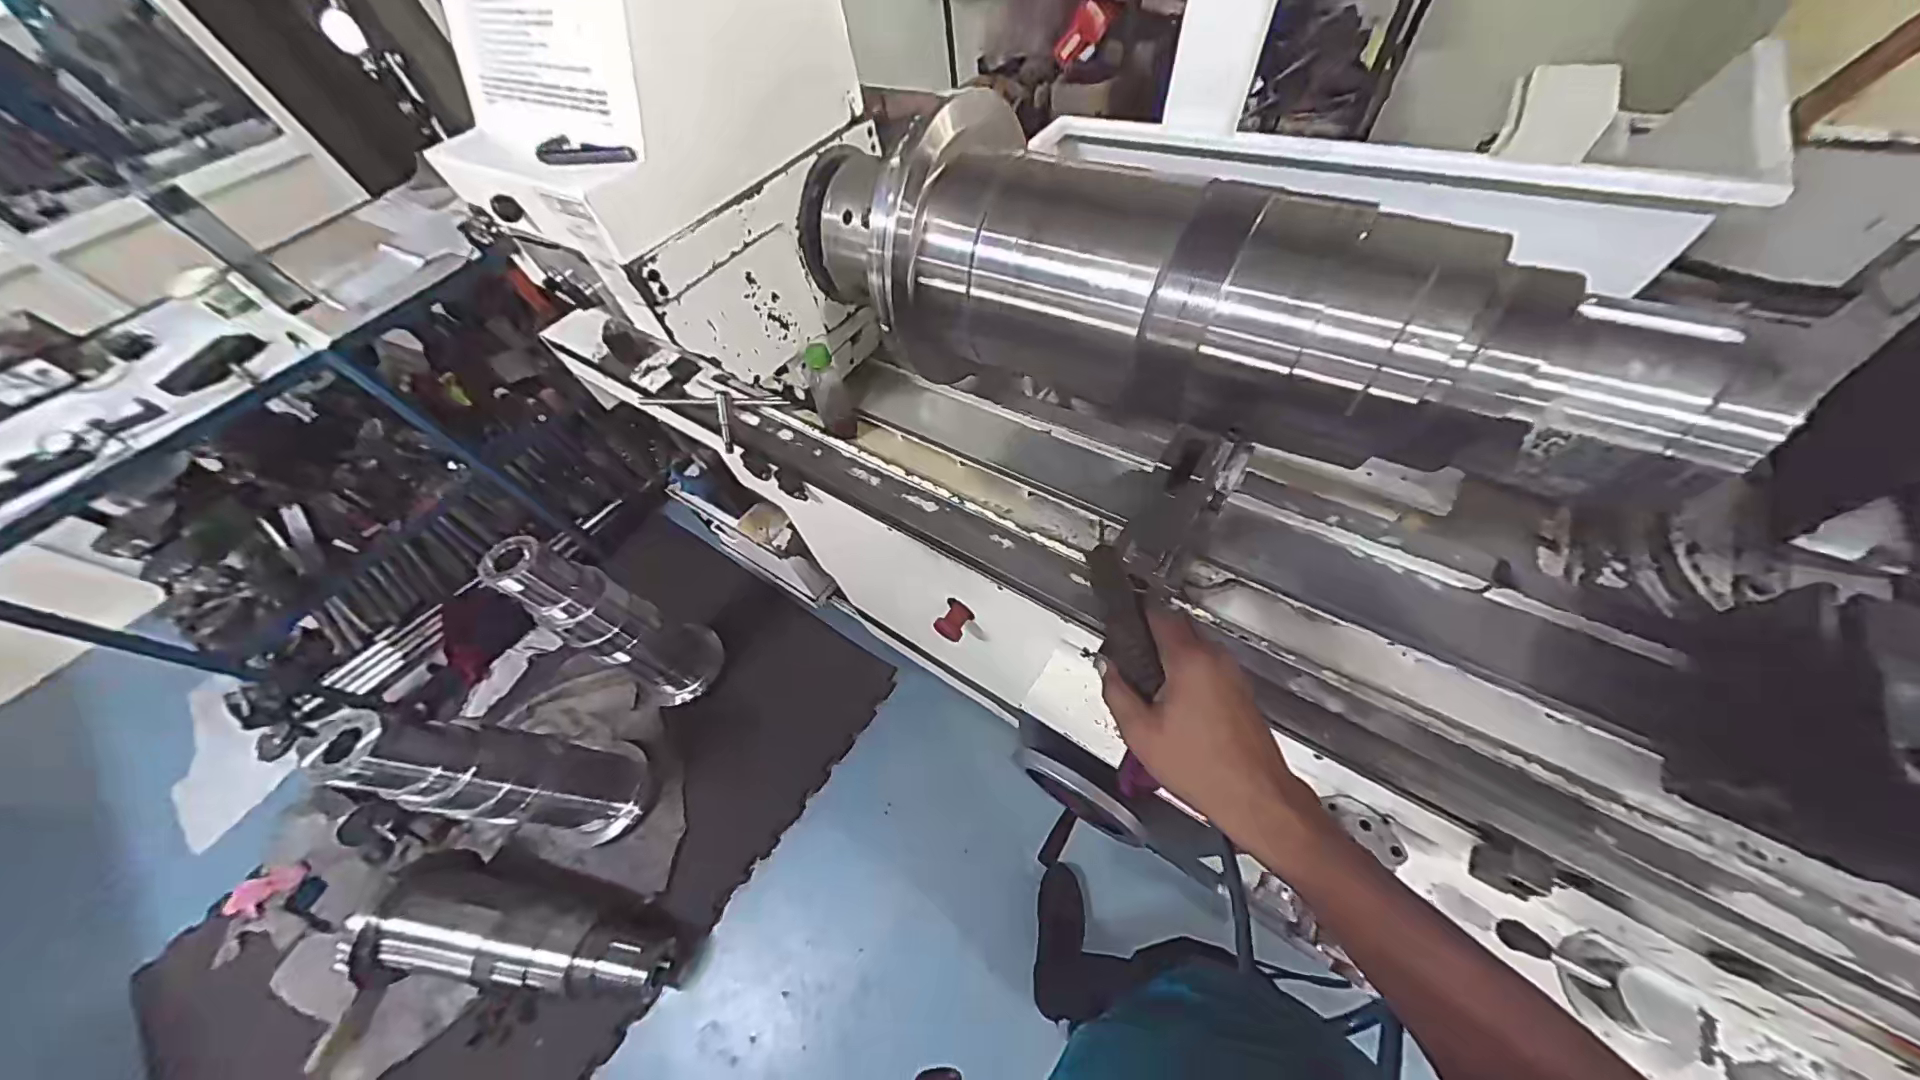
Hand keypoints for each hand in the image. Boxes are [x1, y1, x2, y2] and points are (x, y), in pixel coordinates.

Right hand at [1101, 609, 1318, 837]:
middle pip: (1178, 626)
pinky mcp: (1241, 691)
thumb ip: (1117, 691)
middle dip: (1152, 636)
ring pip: (1194, 647)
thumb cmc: (1204, 769)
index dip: (1135, 613)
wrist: (1255, 797)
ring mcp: (1232, 674)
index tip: (1121, 621)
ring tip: (1151, 688)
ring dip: (1171, 656)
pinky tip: (1175, 705)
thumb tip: (1107, 669)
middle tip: (1130, 659)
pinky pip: (1208, 667)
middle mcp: (1215, 659)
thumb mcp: (1140, 732)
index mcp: (1189, 660)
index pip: (1159, 614)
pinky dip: (1189, 673)